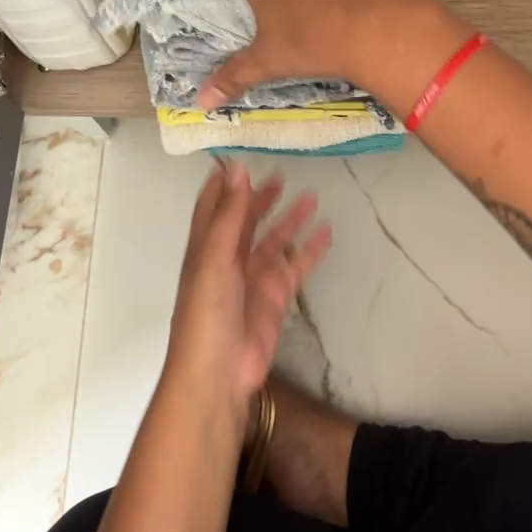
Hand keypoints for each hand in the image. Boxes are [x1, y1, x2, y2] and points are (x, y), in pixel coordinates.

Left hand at [165, 162, 331, 418]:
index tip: (236, 159)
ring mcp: (253, 278)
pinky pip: (295, 267)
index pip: (212, 208)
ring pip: (274, 241)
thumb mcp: (215, 258)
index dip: (221, 185)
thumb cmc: (207, 313)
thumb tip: (236, 168)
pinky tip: (326, 233)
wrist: (219, 372)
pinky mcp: (275, 297)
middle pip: (245, 221)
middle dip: (260, 199)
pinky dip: (309, 251)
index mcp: (205, 248)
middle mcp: (228, 259)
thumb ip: (229, 215)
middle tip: (281, 175)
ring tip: (311, 197)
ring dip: (289, 220)